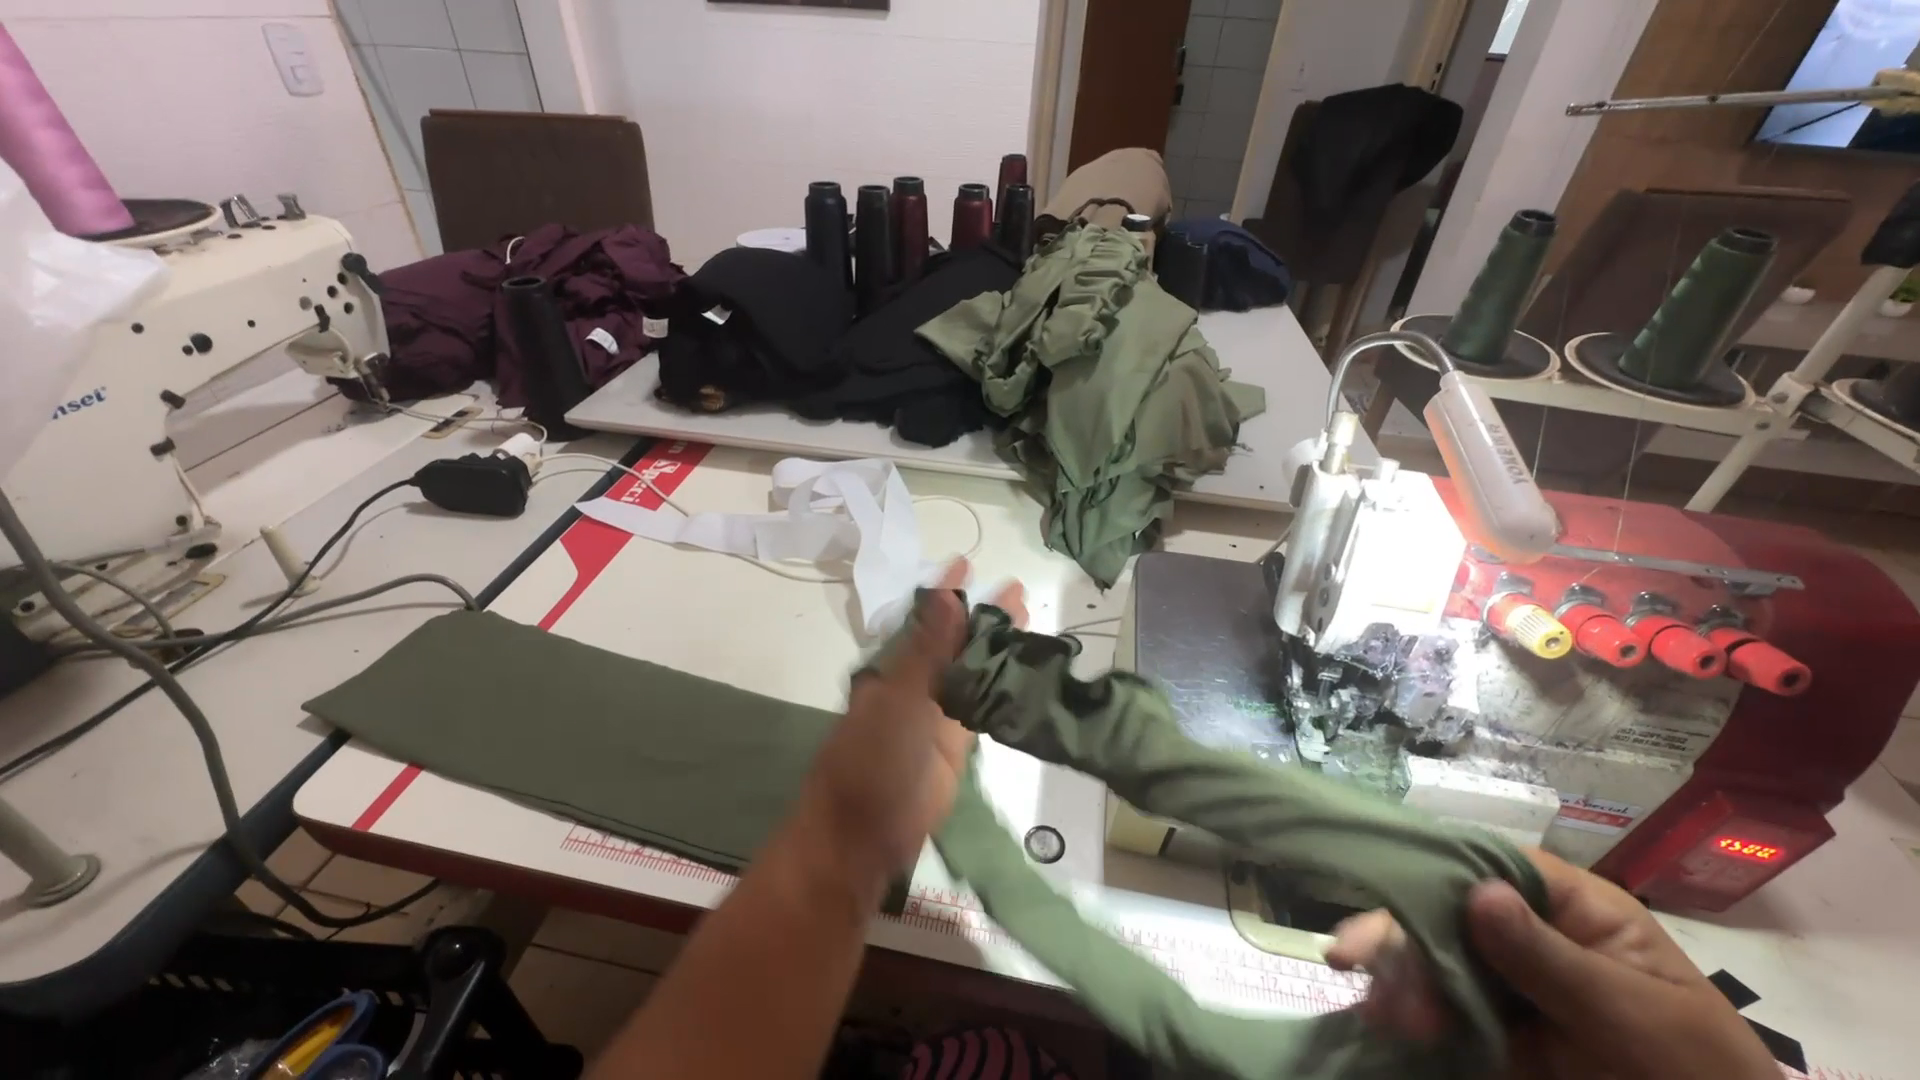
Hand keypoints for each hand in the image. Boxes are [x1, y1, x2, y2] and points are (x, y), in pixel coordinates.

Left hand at [794, 560, 1025, 900]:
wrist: (864, 833)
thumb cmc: (871, 760)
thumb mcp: (899, 698)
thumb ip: (927, 649)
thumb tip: (945, 593)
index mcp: (892, 669)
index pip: (924, 619)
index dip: (946, 591)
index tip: (968, 562)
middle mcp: (914, 686)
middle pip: (954, 642)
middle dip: (982, 616)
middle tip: (1017, 589)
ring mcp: (936, 715)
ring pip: (972, 671)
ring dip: (996, 647)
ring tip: (1027, 618)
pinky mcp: (955, 745)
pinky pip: (981, 705)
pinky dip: (1001, 686)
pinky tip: (1023, 671)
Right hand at [1326, 848, 1778, 1078]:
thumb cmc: (1699, 1077)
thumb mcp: (1636, 1016)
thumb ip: (1554, 960)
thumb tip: (1479, 890)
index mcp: (1572, 910)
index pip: (1493, 867)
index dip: (1436, 871)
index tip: (1385, 889)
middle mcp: (1530, 936)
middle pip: (1449, 913)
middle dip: (1401, 934)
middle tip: (1349, 957)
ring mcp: (1509, 986)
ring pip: (1434, 961)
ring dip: (1398, 979)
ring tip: (1377, 1009)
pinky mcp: (1494, 1031)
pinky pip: (1441, 1010)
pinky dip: (1409, 1013)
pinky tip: (1383, 1020)